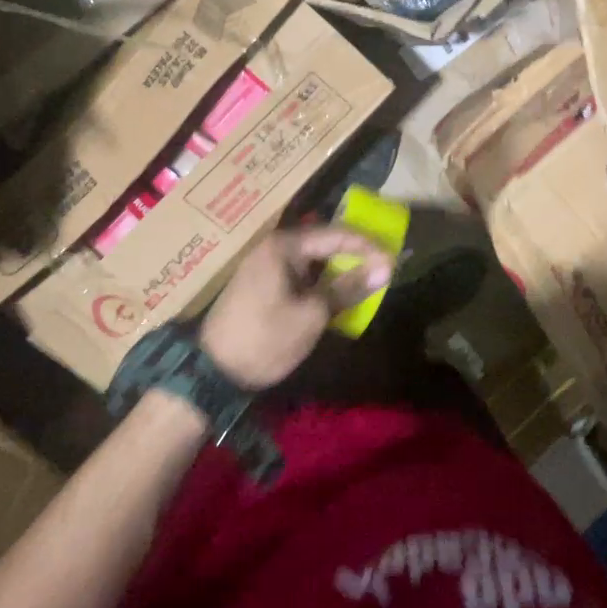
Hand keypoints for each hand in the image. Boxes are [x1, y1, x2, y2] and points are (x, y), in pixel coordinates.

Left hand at [198, 226, 393, 389]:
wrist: (212, 374)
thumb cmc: (265, 339)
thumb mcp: (313, 315)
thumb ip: (349, 287)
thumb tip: (386, 267)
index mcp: (284, 246)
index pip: (337, 234)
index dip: (369, 246)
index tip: (394, 261)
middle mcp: (273, 247)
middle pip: (324, 243)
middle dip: (355, 256)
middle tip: (383, 270)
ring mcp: (264, 266)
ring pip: (313, 260)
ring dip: (338, 271)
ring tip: (365, 283)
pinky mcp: (261, 285)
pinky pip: (300, 274)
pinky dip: (320, 283)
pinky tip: (337, 296)